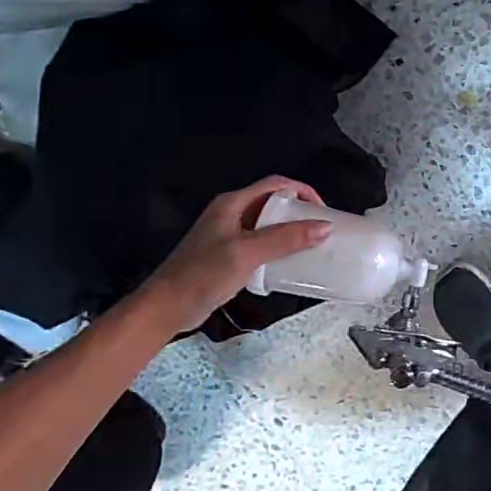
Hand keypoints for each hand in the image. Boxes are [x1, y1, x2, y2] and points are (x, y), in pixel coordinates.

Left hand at [141, 175, 333, 330]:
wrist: (167, 306)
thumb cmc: (204, 274)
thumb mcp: (246, 254)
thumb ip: (284, 239)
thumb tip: (324, 226)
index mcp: (232, 203)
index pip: (274, 184)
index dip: (301, 191)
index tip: (322, 211)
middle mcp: (230, 212)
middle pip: (271, 202)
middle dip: (297, 212)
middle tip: (320, 231)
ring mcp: (226, 233)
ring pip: (265, 224)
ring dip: (287, 231)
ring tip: (310, 247)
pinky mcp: (225, 254)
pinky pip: (257, 243)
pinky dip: (275, 248)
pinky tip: (286, 264)